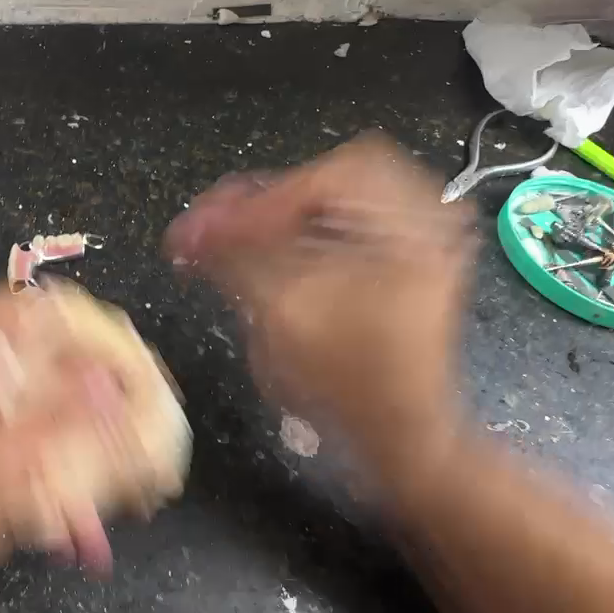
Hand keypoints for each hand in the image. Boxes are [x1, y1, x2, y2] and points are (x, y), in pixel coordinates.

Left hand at [0, 289, 123, 612]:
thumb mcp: (3, 472)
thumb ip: (75, 425)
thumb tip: (127, 387)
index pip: (61, 314)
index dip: (116, 353)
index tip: (152, 396)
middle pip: (44, 353)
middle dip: (94, 404)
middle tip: (135, 449)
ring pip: (21, 390)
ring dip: (65, 433)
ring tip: (103, 483)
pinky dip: (27, 447)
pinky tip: (53, 494)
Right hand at [164, 133, 474, 500]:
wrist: (404, 435)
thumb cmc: (351, 383)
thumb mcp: (285, 315)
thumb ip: (235, 259)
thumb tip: (188, 227)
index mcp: (410, 226)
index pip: (324, 181)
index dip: (260, 202)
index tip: (210, 228)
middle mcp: (425, 217)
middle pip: (329, 177)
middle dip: (267, 198)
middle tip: (217, 223)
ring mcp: (418, 234)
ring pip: (334, 194)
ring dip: (278, 210)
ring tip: (230, 233)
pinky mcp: (402, 253)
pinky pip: (344, 218)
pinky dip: (300, 227)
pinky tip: (264, 244)